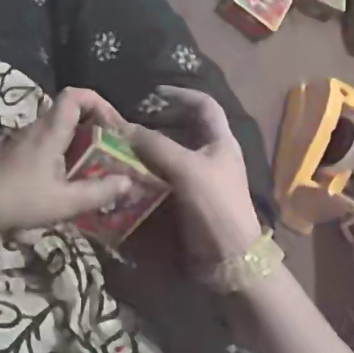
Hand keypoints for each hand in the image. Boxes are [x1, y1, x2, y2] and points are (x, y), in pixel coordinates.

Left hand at [0, 88, 134, 231]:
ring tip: (99, 162)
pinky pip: (50, 138)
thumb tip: (129, 181)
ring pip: (61, 124)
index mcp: (51, 131)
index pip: (76, 95)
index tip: (115, 126)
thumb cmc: (19, 200)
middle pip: (71, 108)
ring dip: (82, 137)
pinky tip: (74, 174)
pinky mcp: (20, 151)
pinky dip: (67, 148)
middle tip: (113, 146)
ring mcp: (27, 138)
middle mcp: (39, 127)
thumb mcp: (64, 203)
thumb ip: (98, 192)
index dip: (99, 102)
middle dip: (96, 122)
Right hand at [122, 87, 264, 265]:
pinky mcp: (188, 200)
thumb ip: (156, 146)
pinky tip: (129, 175)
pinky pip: (165, 178)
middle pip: (183, 129)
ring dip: (148, 151)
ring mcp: (200, 179)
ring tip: (123, 148)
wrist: (230, 260)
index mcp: (221, 142)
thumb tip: (127, 128)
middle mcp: (211, 156)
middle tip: (129, 126)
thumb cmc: (216, 206)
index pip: (204, 105)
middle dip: (157, 124)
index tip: (154, 92)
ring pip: (171, 155)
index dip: (181, 94)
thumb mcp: (187, 170)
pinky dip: (148, 174)